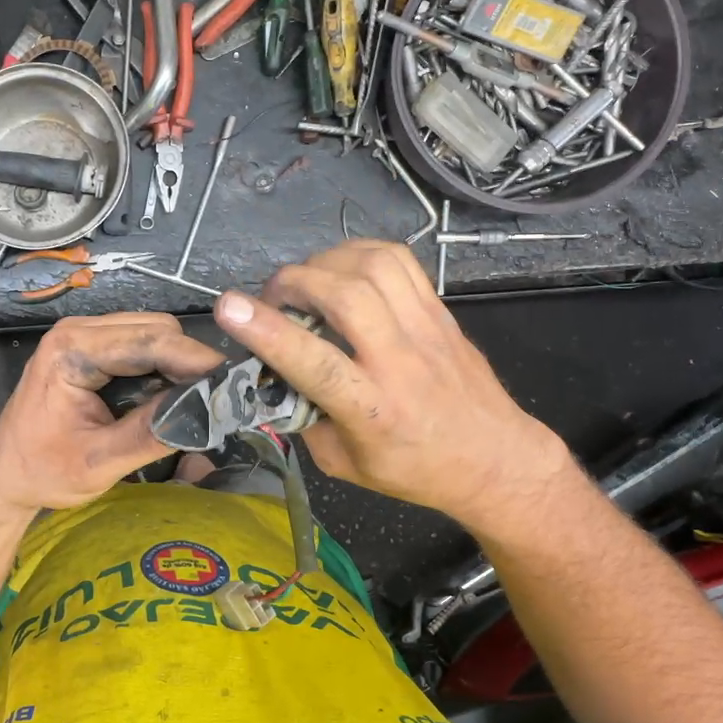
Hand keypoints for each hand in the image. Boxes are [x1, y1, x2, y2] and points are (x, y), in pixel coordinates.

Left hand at [0, 313, 223, 512]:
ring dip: (177, 362)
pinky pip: (140, 344)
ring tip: (195, 401)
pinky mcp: (90, 347)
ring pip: (152, 332)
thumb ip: (150, 433)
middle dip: (188, 360)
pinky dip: (161, 365)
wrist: (5, 474)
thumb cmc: (43, 471)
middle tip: (215, 400)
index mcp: (72, 350)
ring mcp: (83, 335)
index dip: (195, 360)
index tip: (233, 384)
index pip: (150, 340)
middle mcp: (78, 330)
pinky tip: (169, 396)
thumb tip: (206, 410)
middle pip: (155, 328)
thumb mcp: (99, 462)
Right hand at [213, 240, 577, 529]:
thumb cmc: (412, 469)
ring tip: (305, 282)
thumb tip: (269, 376)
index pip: (315, 363)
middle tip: (270, 297)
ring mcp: (426, 330)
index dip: (267, 331)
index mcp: (371, 411)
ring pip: (373, 266)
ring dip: (323, 263)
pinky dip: (357, 253)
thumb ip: (301, 417)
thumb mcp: (342, 462)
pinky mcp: (440, 311)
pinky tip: (339, 270)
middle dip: (292, 282)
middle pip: (345, 296)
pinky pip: (398, 260)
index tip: (227, 306)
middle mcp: (400, 363)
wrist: (495, 459)